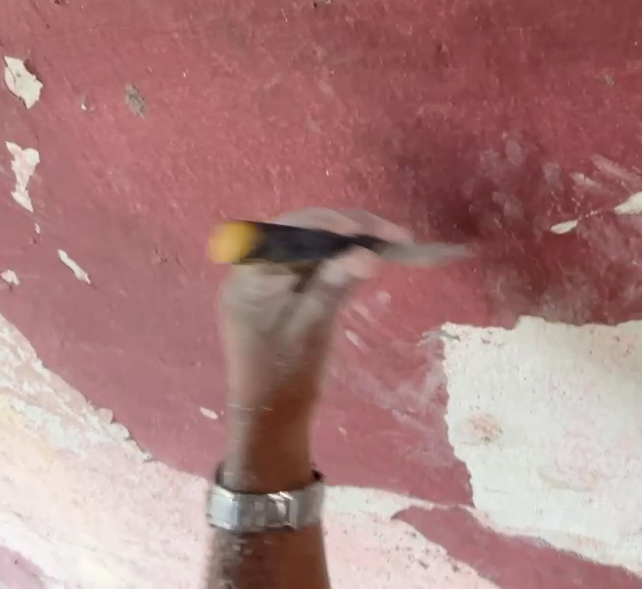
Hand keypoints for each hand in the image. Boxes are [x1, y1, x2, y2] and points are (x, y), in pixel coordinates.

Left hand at [217, 208, 409, 490]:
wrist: (273, 417)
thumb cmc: (282, 377)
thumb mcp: (309, 330)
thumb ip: (333, 286)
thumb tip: (368, 255)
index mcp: (249, 274)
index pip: (287, 232)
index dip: (325, 223)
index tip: (358, 229)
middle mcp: (260, 266)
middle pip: (306, 230)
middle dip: (349, 227)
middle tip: (391, 233)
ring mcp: (278, 274)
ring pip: (318, 241)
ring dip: (354, 238)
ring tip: (392, 238)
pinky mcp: (295, 285)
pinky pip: (322, 258)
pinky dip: (348, 254)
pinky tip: (375, 252)